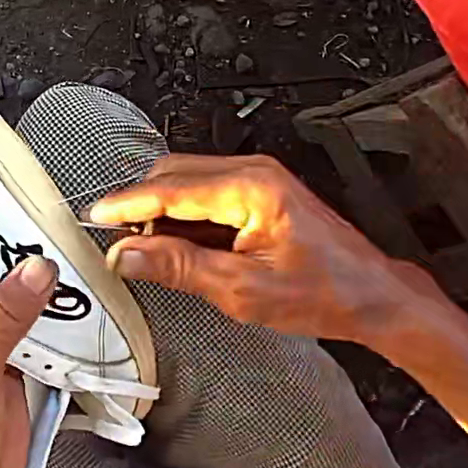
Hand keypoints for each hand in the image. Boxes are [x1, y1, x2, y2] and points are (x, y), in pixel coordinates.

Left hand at [0, 256, 56, 467]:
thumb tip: (29, 277)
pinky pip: (40, 337)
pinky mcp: (19, 371)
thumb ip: (0, 323)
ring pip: (18, 311)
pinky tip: (68, 314)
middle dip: (16, 271)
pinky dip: (56, 327)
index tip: (7, 225)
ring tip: (62, 277)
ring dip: (40, 299)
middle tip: (44, 246)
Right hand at [88, 154, 442, 345]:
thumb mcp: (242, 290)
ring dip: (160, 212)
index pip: (168, 190)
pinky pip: (203, 192)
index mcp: (251, 190)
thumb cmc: (325, 292)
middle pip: (171, 175)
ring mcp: (256, 178)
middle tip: (123, 244)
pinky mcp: (256, 190)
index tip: (96, 216)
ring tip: (152, 252)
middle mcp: (253, 173)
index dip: (126, 204)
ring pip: (184, 181)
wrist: (370, 295)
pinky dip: (181, 215)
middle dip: (140, 207)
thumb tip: (130, 254)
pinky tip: (180, 244)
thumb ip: (179, 266)